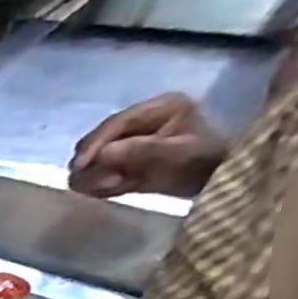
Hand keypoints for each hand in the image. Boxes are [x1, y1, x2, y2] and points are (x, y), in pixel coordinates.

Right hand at [68, 93, 225, 198]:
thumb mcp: (182, 153)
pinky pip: (94, 174)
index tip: (79, 167)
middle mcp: (139, 121)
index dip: (94, 144)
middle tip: (104, 183)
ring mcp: (127, 142)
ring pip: (90, 160)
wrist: (218, 181)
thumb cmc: (208, 161)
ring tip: (114, 187)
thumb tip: (102, 154)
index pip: (115, 123)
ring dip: (94, 177)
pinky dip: (97, 185)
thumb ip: (145, 150)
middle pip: (97, 141)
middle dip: (94, 164)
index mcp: (160, 107)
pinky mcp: (119, 162)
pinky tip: (112, 190)